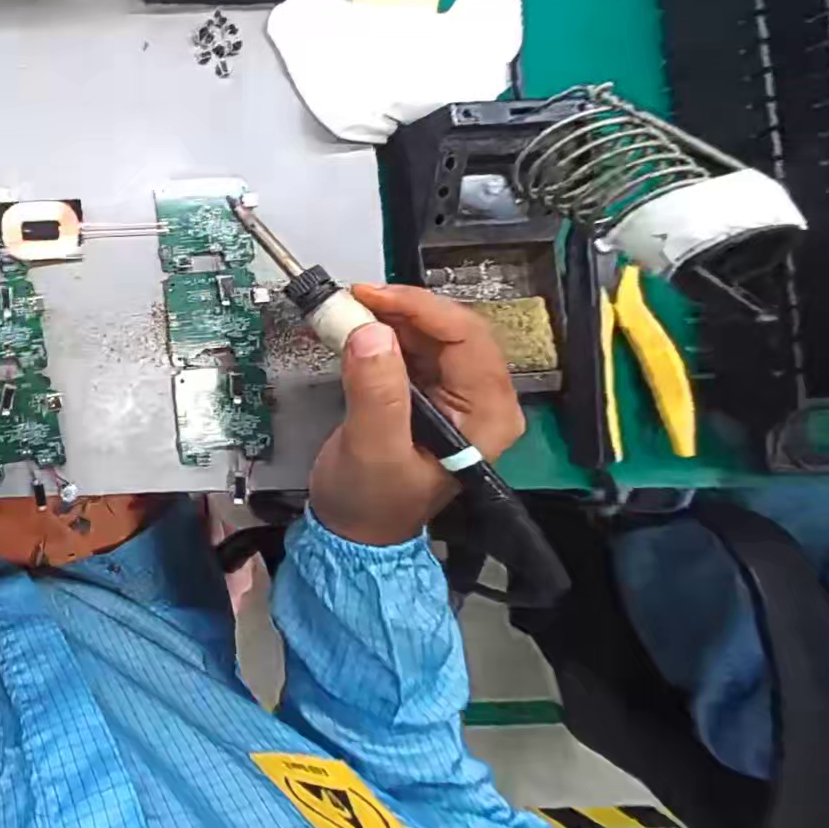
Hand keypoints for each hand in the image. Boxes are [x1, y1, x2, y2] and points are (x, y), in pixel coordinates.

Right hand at [308, 284, 524, 546]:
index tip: (367, 296)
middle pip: (449, 332)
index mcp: (486, 413)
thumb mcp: (371, 449)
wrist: (353, 532)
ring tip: (342, 313)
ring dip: (384, 322)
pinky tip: (348, 333)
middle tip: (349, 301)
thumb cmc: (368, 501)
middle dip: (399, 311)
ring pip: (425, 339)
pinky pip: (404, 355)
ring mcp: (449, 398)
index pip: (466, 337)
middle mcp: (477, 399)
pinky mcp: (420, 399)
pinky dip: (375, 340)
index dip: (418, 308)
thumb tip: (370, 333)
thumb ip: (376, 393)